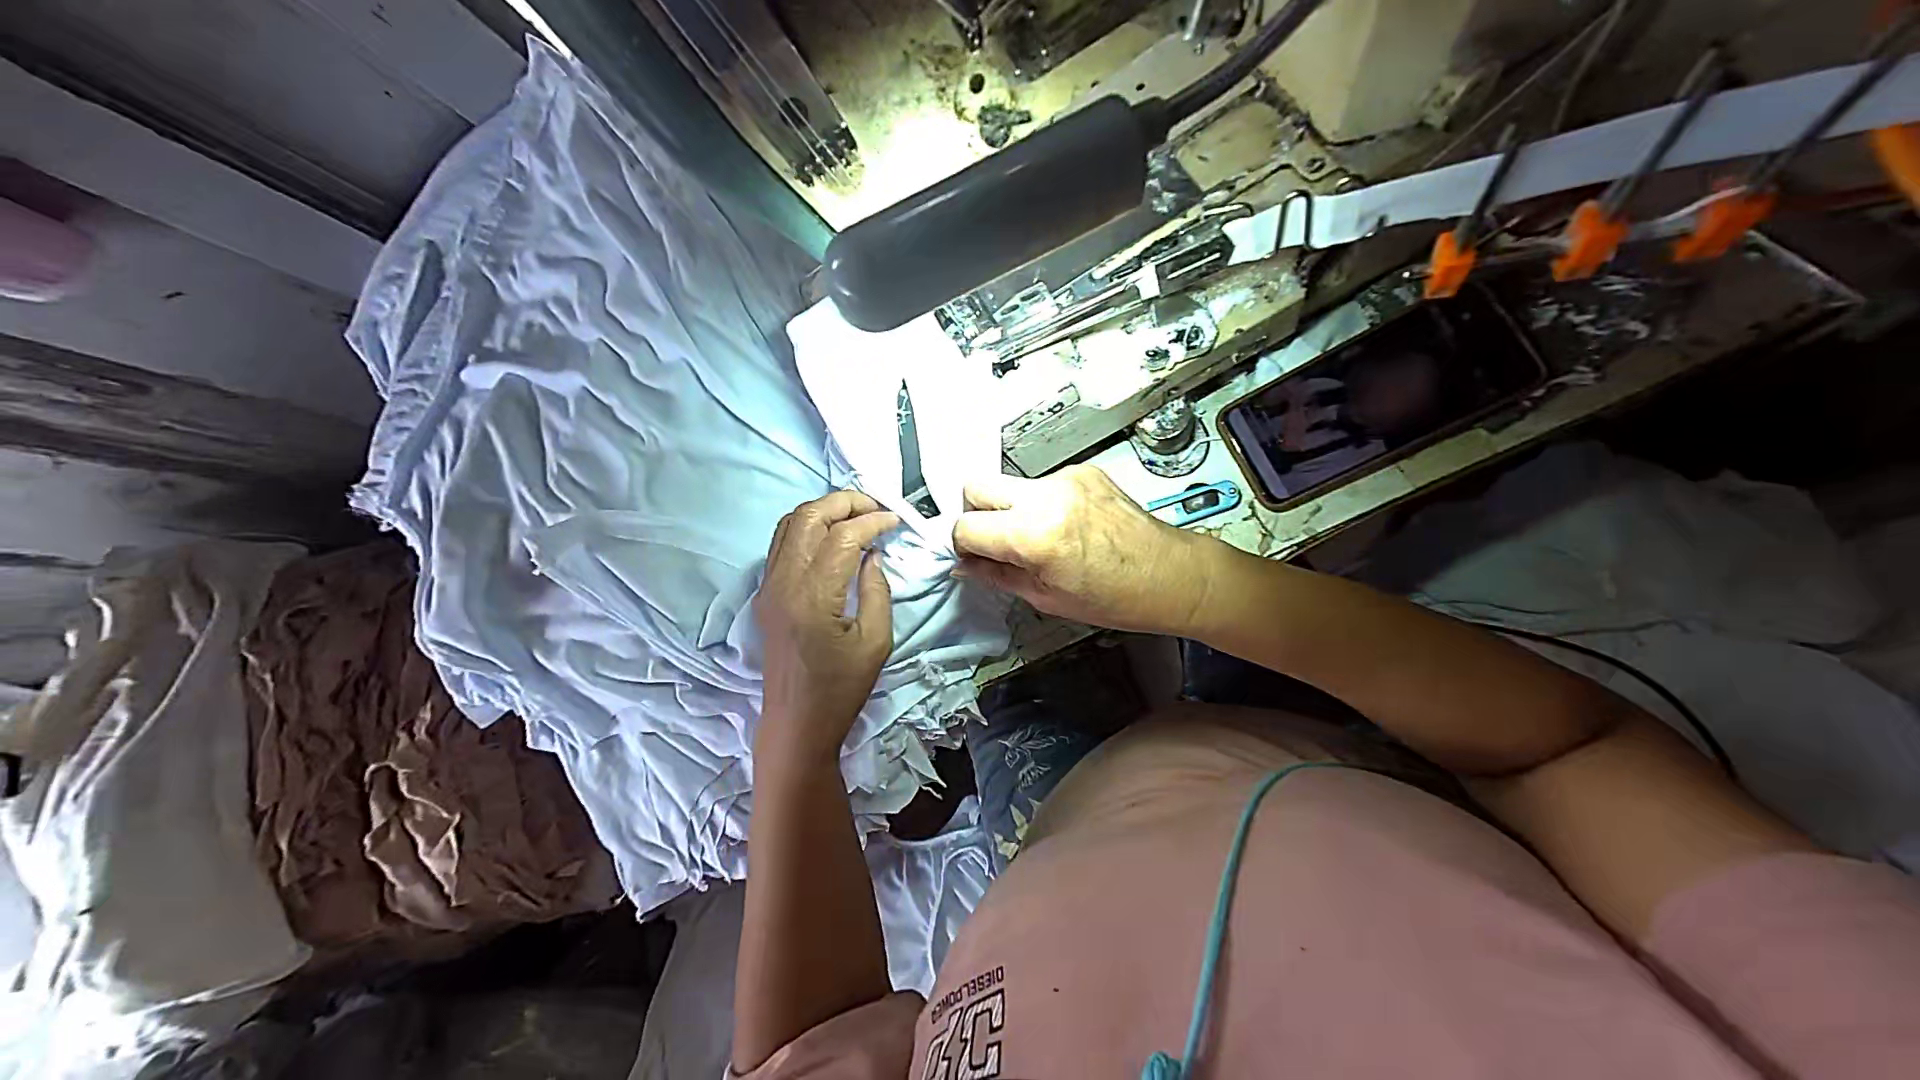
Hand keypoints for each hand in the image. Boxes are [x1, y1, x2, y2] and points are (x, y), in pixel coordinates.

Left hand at [755, 491, 899, 762]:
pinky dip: (807, 528)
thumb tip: (872, 554)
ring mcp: (768, 587)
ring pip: (789, 524)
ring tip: (856, 515)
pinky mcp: (765, 594)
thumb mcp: (876, 641)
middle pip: (808, 517)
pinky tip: (831, 537)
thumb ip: (876, 589)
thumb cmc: (841, 688)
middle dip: (844, 502)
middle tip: (875, 507)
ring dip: (823, 511)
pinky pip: (781, 543)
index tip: (896, 521)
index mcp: (813, 597)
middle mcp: (783, 583)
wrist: (797, 722)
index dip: (872, 521)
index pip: (842, 536)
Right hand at [951, 464, 1216, 635]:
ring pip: (1011, 485)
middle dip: (976, 513)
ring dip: (1012, 509)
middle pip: (977, 486)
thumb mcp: (1046, 598)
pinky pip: (1043, 484)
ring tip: (1039, 539)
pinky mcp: (1083, 471)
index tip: (969, 553)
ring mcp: (1067, 479)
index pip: (966, 526)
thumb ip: (998, 575)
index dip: (962, 544)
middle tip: (990, 540)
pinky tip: (1063, 527)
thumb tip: (968, 565)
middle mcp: (1047, 497)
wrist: (1169, 574)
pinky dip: (1042, 503)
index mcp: (1035, 535)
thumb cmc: (1120, 595)